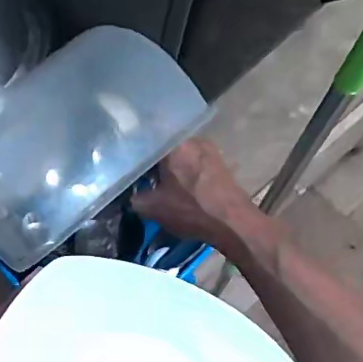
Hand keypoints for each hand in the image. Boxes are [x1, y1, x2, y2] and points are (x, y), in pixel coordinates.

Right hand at [130, 137, 261, 250]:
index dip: (135, 154)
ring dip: (172, 168)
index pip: (146, 140)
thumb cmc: (191, 209)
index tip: (128, 167)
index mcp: (173, 143)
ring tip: (162, 186)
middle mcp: (193, 139)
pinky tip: (182, 189)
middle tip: (144, 178)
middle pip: (166, 147)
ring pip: (182, 155)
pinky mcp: (221, 163)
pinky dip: (186, 174)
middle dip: (155, 162)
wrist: (233, 222)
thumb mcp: (153, 208)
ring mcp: (210, 149)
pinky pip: (196, 164)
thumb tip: (133, 195)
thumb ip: (136, 198)